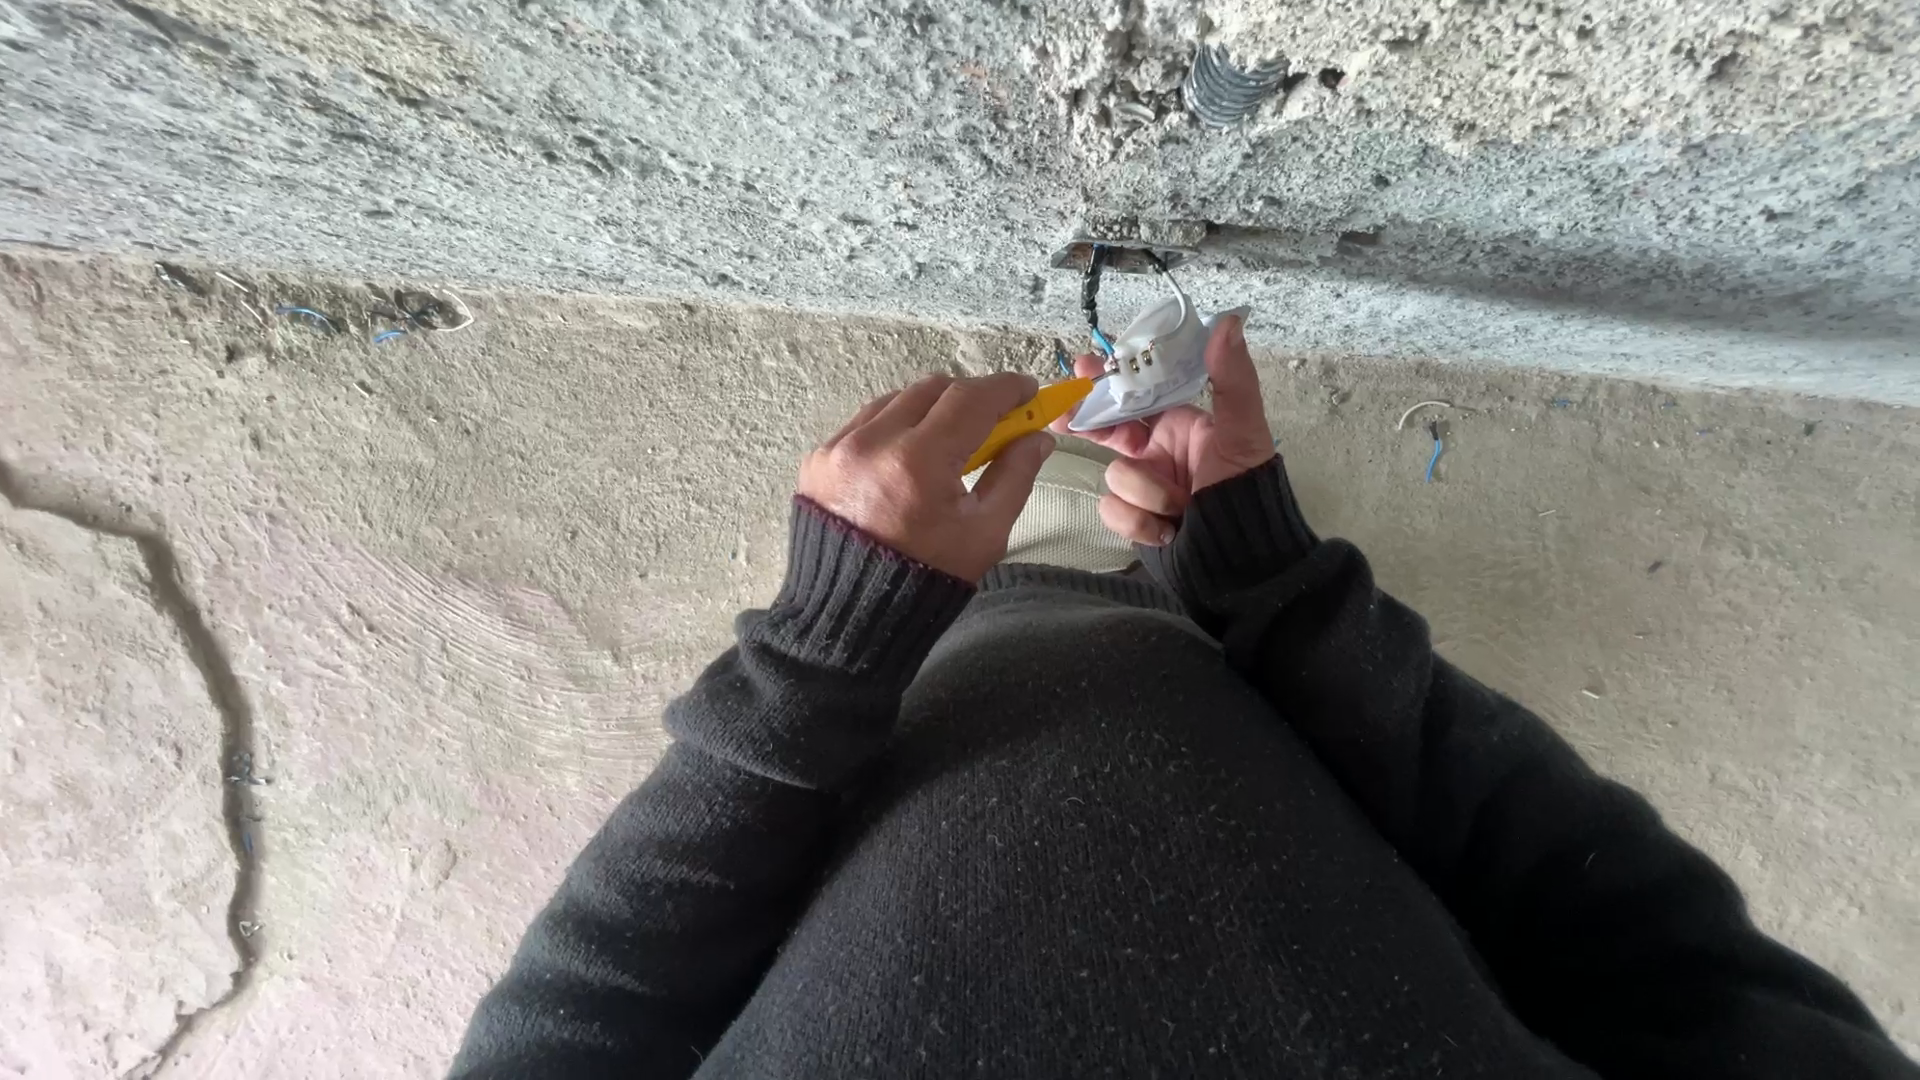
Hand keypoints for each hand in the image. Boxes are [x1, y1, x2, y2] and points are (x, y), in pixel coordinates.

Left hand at [799, 372, 1055, 581]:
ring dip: (931, 408)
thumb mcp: (985, 533)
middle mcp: (872, 443)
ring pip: (896, 399)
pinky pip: (864, 422)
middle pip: (933, 389)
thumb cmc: (926, 579)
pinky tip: (909, 452)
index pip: (970, 399)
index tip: (1027, 390)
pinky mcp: (818, 459)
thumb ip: (1015, 477)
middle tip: (995, 419)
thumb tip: (1037, 438)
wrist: (850, 615)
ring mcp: (838, 448)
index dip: (1005, 388)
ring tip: (951, 438)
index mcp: (918, 462)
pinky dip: (894, 426)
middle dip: (970, 396)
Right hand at [1056, 315, 1273, 545]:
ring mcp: (1141, 487)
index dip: (1108, 381)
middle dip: (1091, 425)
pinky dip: (1139, 522)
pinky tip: (1165, 531)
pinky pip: (1112, 510)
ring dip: (1146, 493)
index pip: (1136, 394)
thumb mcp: (1243, 431)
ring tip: (1179, 508)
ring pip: (1113, 476)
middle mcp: (1154, 452)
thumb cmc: (1245, 491)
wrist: (1240, 562)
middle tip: (1065, 416)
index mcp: (1177, 424)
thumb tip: (1227, 321)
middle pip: (1108, 430)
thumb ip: (1232, 379)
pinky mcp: (1131, 519)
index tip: (1084, 367)